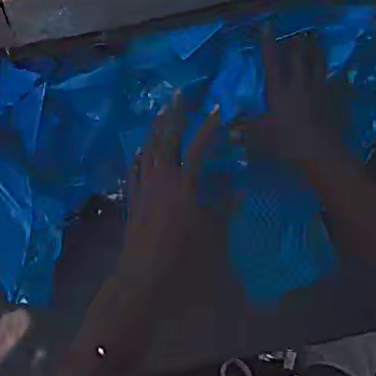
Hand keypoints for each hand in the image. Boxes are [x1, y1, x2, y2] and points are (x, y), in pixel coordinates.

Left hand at [112, 96, 221, 297]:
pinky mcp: (134, 199)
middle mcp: (162, 179)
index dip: (209, 127)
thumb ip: (226, 207)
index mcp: (184, 184)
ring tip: (162, 111)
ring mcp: (145, 187)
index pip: (199, 147)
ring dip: (157, 128)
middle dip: (175, 114)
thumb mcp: (213, 234)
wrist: (141, 282)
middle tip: (180, 93)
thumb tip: (242, 185)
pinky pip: (136, 168)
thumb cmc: (182, 260)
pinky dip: (141, 154)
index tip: (218, 107)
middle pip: (168, 138)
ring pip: (150, 149)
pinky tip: (141, 148)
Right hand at [251, 28, 350, 175]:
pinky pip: (334, 80)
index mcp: (279, 89)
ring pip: (318, 63)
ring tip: (316, 39)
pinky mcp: (333, 97)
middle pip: (298, 56)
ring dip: (316, 50)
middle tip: (296, 31)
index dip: (269, 42)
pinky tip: (339, 70)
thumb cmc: (288, 143)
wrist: (322, 152)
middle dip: (297, 41)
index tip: (268, 25)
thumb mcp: (262, 139)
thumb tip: (230, 131)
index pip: (272, 60)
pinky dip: (336, 73)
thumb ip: (246, 133)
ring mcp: (319, 89)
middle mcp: (299, 83)